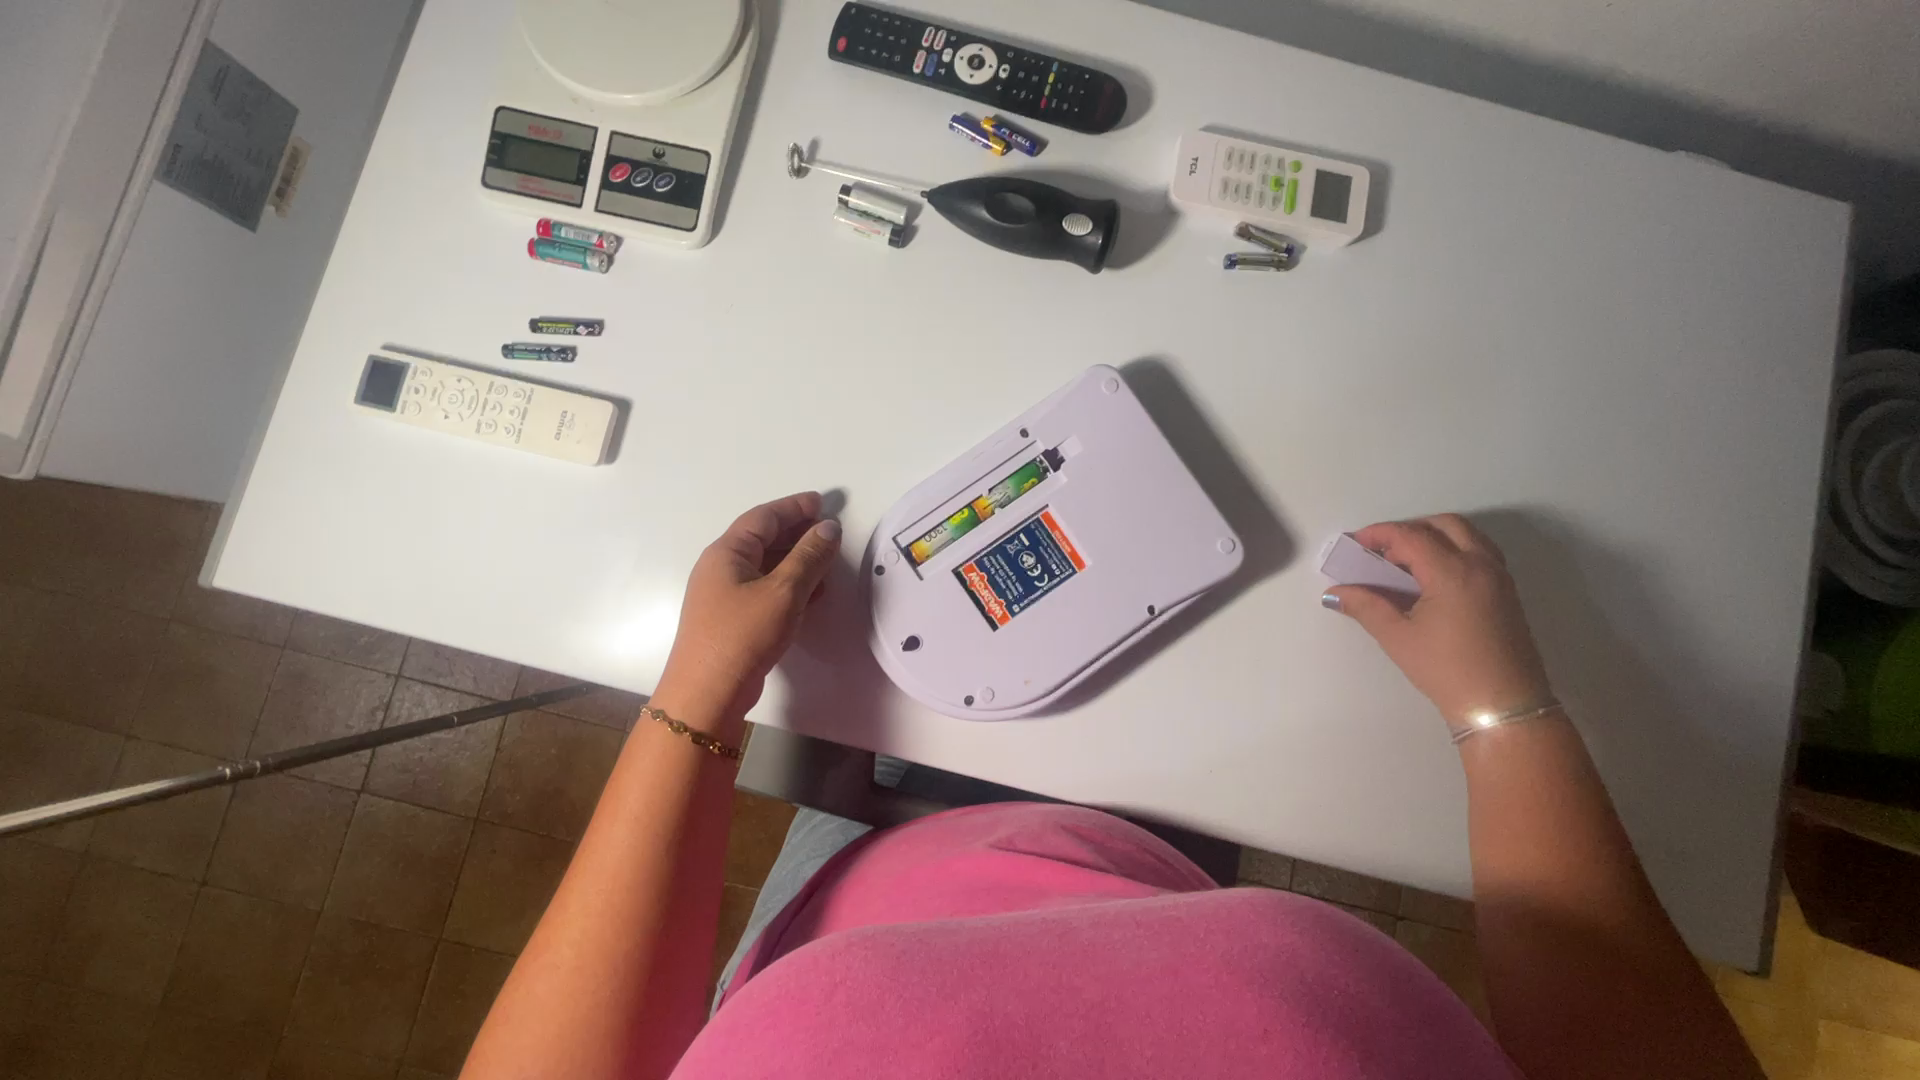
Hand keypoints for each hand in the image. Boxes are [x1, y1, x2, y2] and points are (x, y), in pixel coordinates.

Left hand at [654, 492, 841, 730]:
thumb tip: (829, 528)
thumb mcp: (783, 592)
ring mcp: (724, 596)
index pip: (763, 517)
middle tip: (828, 529)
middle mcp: (721, 569)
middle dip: (797, 532)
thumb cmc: (742, 635)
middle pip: (762, 539)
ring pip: (766, 566)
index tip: (822, 502)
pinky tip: (813, 594)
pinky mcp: (733, 620)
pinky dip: (790, 585)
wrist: (707, 694)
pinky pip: (765, 590)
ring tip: (827, 561)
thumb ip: (809, 557)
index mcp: (726, 553)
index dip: (794, 507)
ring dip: (796, 561)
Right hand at [1323, 515, 1552, 725]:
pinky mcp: (1507, 592)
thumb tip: (1335, 593)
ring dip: (1435, 536)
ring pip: (1467, 535)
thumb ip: (1365, 606)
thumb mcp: (1398, 638)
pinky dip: (1454, 550)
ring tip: (1407, 563)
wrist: (1504, 705)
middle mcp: (1480, 565)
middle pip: (1444, 525)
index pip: (1410, 536)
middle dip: (1409, 529)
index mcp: (1452, 572)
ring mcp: (1500, 577)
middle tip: (1382, 552)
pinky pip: (1480, 553)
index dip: (1379, 534)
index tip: (1355, 544)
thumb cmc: (1446, 670)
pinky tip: (1434, 578)